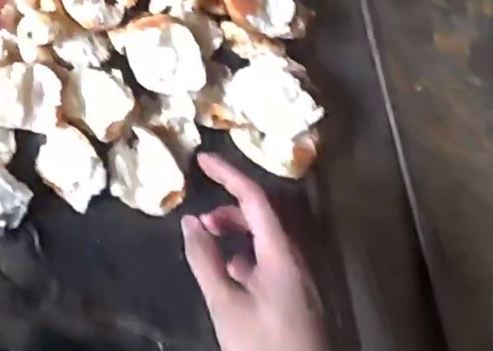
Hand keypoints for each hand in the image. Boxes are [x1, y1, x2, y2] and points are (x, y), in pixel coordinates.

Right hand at [182, 152, 325, 350]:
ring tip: (211, 245)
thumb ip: (204, 258)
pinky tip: (231, 276)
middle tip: (201, 219)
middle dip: (229, 207)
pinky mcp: (300, 301)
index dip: (228, 174)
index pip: (255, 198)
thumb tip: (191, 221)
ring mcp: (302, 283)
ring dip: (238, 232)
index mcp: (282, 256)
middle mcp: (297, 262)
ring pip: (268, 240)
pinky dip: (248, 254)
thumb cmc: (263, 348)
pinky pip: (273, 261)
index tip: (201, 159)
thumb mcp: (224, 304)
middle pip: (264, 217)